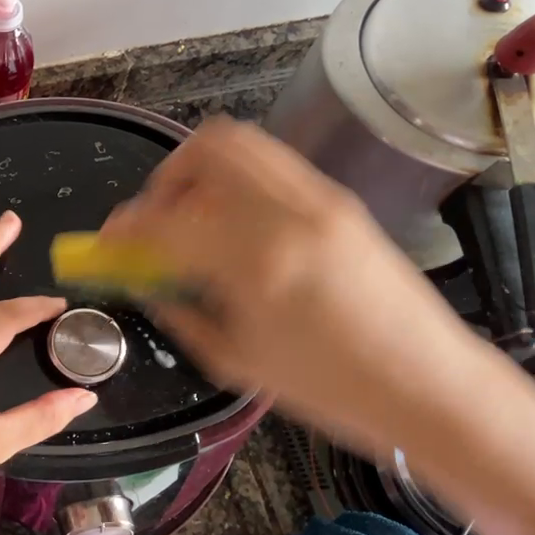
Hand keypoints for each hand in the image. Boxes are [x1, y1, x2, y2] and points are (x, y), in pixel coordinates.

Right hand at [100, 118, 496, 453]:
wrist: (429, 385)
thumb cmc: (328, 388)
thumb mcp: (232, 359)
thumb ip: (178, 308)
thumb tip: (143, 278)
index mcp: (256, 262)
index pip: (165, 220)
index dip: (122, 229)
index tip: (105, 242)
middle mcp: (289, 214)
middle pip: (208, 149)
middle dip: (165, 178)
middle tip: (155, 218)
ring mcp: (322, 201)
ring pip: (243, 145)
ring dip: (202, 172)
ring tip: (193, 218)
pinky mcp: (341, 203)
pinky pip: (271, 168)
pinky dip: (236, 183)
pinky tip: (233, 227)